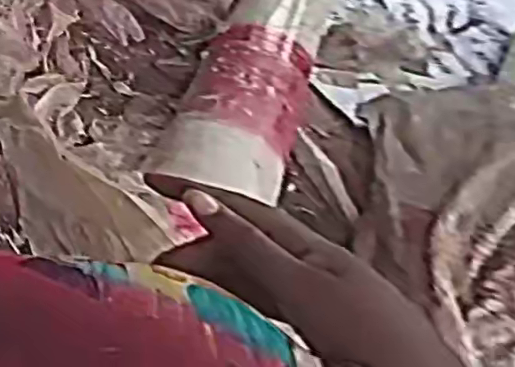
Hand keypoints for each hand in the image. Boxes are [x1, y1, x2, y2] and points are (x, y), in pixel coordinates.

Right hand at [153, 185, 460, 366]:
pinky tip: (225, 308)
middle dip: (198, 246)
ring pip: (254, 273)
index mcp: (313, 248)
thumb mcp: (299, 287)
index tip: (148, 179)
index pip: (241, 206)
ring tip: (181, 287)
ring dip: (215, 275)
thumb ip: (247, 242)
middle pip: (244, 242)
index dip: (193, 189)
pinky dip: (238, 297)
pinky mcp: (329, 330)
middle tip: (160, 264)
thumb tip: (197, 196)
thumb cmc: (366, 336)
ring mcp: (326, 299)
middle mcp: (318, 267)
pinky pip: (268, 300)